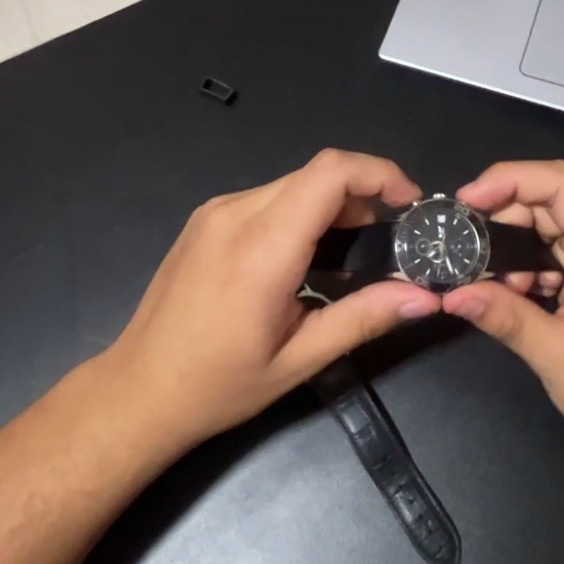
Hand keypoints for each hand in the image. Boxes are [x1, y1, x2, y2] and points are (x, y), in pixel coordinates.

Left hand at [104, 150, 440, 445]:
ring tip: (347, 257)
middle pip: (316, 174)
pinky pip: (267, 197)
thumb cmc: (219, 384)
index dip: (379, 173)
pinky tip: (305, 258)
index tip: (410, 203)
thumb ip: (365, 318)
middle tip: (386, 243)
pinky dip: (301, 212)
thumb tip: (426, 297)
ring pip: (293, 183)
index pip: (330, 173)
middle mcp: (236, 213)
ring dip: (331, 205)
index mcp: (262, 247)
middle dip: (362, 196)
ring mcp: (215, 211)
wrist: (138, 390)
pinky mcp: (205, 218)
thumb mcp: (300, 358)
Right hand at [443, 161, 563, 467]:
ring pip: (545, 217)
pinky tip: (510, 292)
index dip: (511, 180)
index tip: (465, 201)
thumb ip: (509, 319)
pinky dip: (521, 259)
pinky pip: (549, 243)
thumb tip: (453, 294)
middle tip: (462, 246)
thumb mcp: (562, 361)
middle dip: (501, 212)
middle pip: (550, 196)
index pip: (563, 186)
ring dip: (509, 240)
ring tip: (487, 280)